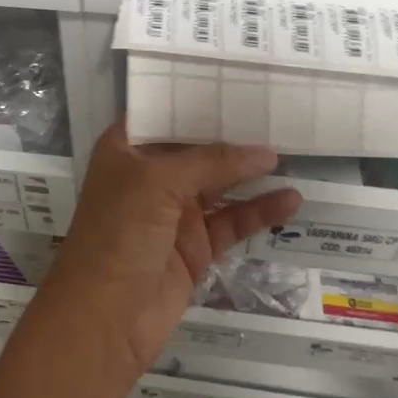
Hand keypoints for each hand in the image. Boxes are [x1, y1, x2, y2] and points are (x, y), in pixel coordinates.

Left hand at [35, 123, 304, 372]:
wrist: (104, 319)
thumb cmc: (118, 233)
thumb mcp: (158, 184)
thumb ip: (211, 162)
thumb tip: (265, 151)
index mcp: (125, 148)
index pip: (162, 112)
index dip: (193, 97)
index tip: (233, 78)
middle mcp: (148, 174)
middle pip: (195, 146)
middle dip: (231, 132)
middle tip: (275, 109)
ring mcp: (173, 212)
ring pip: (219, 183)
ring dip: (250, 172)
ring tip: (293, 151)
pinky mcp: (195, 247)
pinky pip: (232, 221)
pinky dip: (259, 211)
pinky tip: (290, 199)